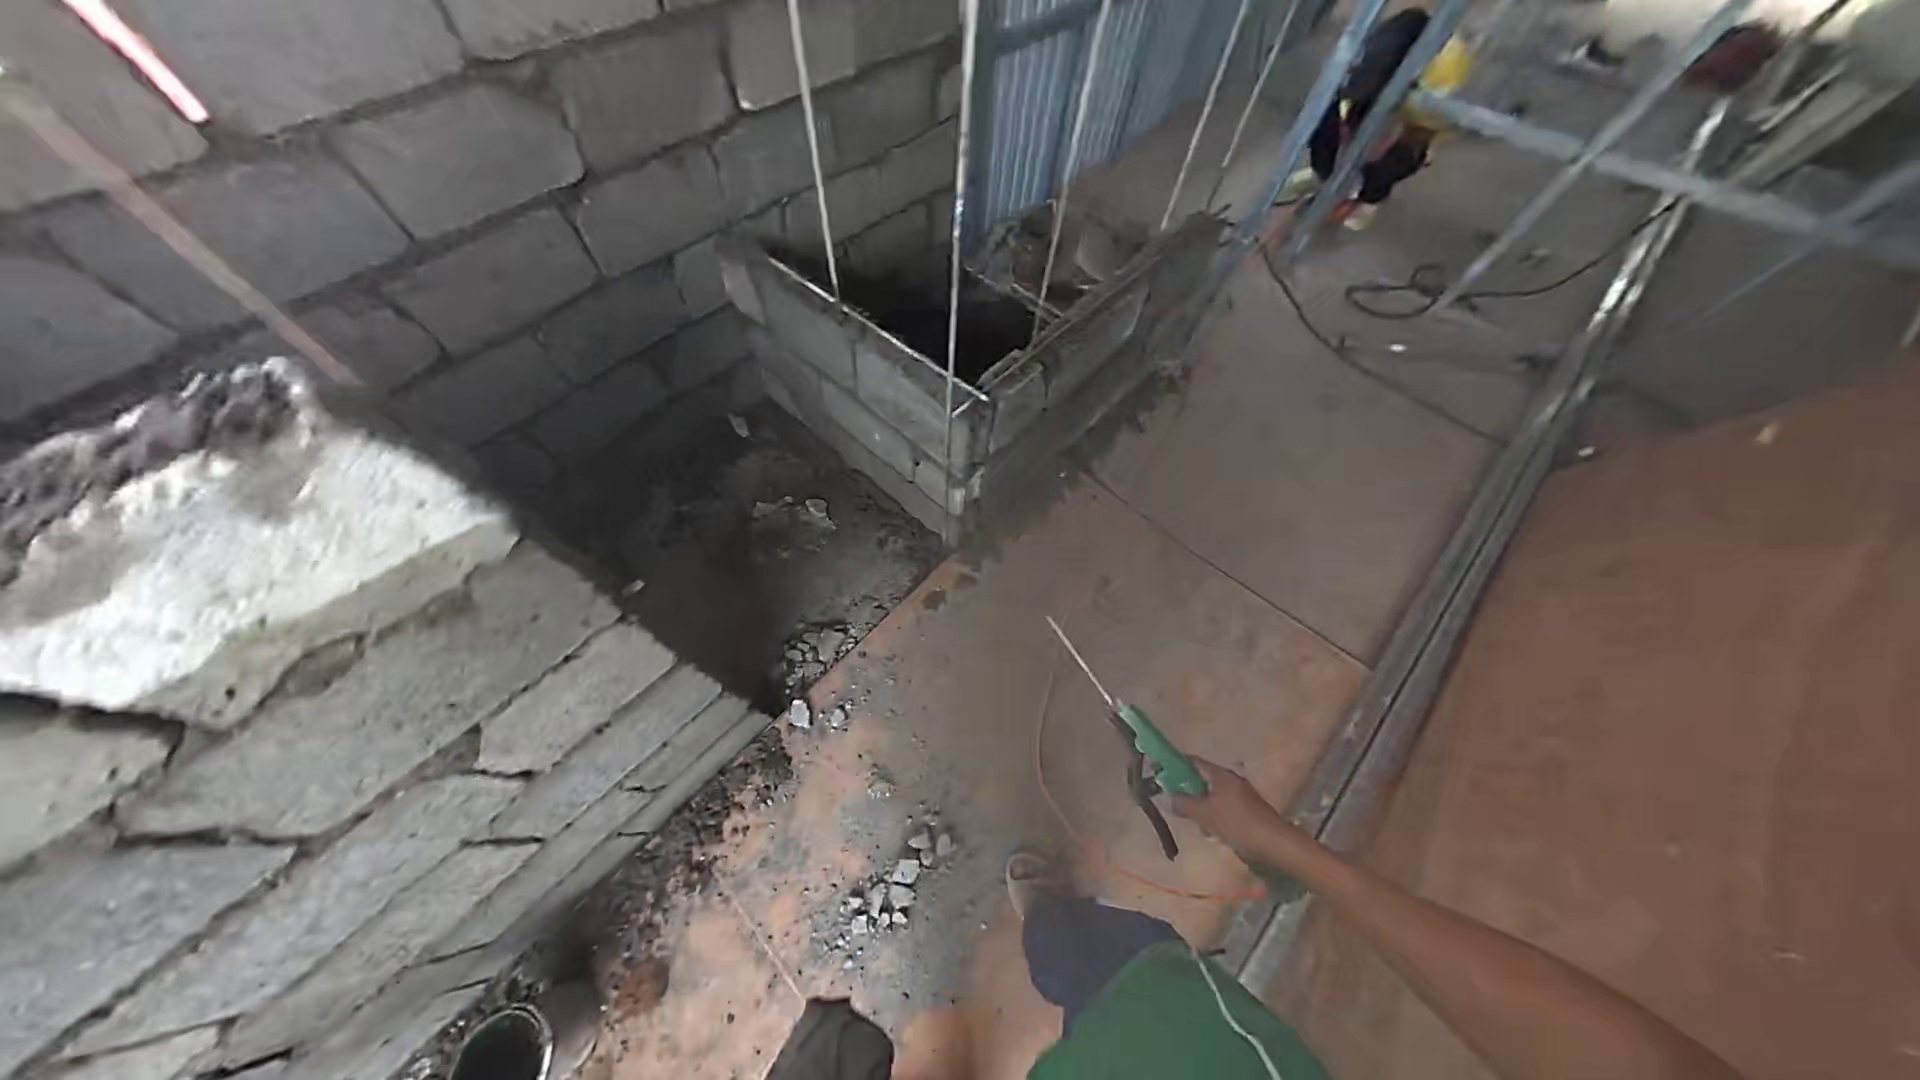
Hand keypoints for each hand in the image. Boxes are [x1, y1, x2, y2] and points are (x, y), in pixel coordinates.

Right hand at [1169, 758, 1308, 862]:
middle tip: (1176, 804)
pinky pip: (1223, 809)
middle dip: (1188, 792)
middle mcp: (1231, 780)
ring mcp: (1241, 796)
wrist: (1278, 846)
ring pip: (1212, 797)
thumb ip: (1184, 804)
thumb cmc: (1239, 824)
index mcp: (1221, 775)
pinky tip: (1214, 833)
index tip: (1160, 773)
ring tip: (1199, 825)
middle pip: (1202, 780)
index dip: (1175, 764)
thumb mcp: (1206, 814)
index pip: (1193, 761)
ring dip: (1202, 808)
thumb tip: (1169, 798)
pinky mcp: (1248, 812)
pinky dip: (1215, 817)